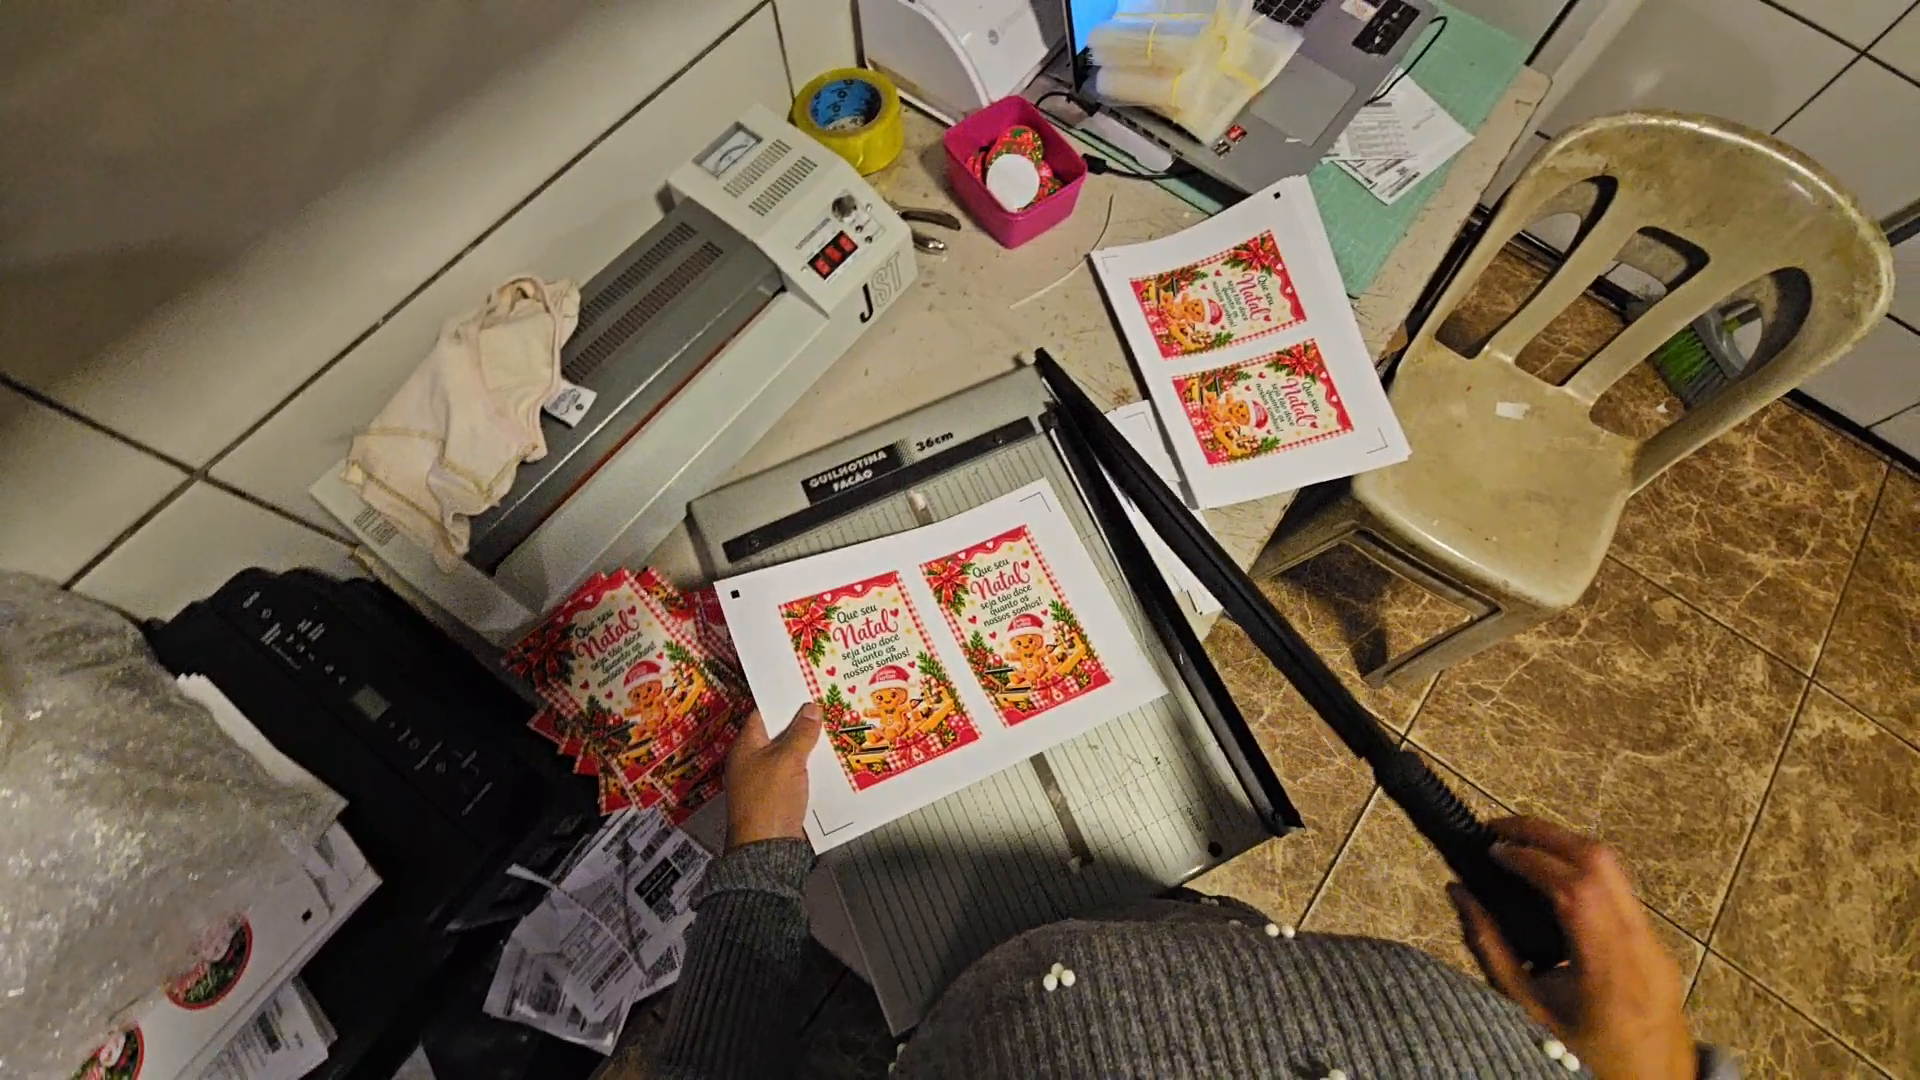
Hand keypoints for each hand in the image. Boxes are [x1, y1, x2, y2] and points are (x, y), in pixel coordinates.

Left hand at [723, 705, 822, 848]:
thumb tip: (811, 708)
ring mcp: (767, 779)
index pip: (764, 714)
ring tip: (836, 725)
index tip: (806, 688)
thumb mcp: (786, 760)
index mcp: (746, 747)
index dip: (784, 701)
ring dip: (810, 744)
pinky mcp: (781, 795)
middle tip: (828, 703)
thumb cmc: (770, 800)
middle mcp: (753, 760)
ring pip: (792, 753)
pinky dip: (812, 764)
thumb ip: (801, 733)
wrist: (768, 850)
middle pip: (780, 733)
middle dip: (803, 721)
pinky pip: (798, 772)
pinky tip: (833, 757)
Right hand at [1448, 817, 1694, 1079]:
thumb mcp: (1523, 1009)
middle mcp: (1643, 951)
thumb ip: (1487, 946)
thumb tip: (1457, 890)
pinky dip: (1576, 866)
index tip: (1490, 850)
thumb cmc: (1582, 1060)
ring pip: (1614, 869)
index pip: (1574, 890)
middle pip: (1601, 863)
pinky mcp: (1656, 947)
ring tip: (1515, 843)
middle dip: (1544, 832)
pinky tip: (1544, 872)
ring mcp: (1657, 947)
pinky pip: (1618, 888)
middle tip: (1497, 828)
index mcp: (1610, 972)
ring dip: (1560, 844)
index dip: (1528, 858)